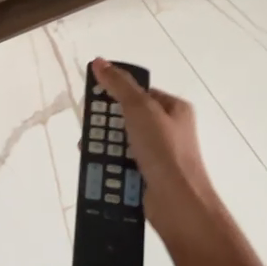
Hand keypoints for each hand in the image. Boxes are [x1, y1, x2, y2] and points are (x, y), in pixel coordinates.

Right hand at [91, 58, 218, 240]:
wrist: (178, 203)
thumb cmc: (163, 150)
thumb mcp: (139, 109)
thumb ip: (118, 85)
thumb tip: (99, 62)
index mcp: (173, 108)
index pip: (139, 92)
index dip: (115, 94)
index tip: (93, 101)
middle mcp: (168, 129)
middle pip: (127, 118)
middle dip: (105, 124)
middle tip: (89, 130)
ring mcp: (158, 155)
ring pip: (121, 142)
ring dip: (103, 146)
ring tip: (88, 150)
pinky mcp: (147, 175)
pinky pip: (122, 163)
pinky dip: (108, 164)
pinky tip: (96, 166)